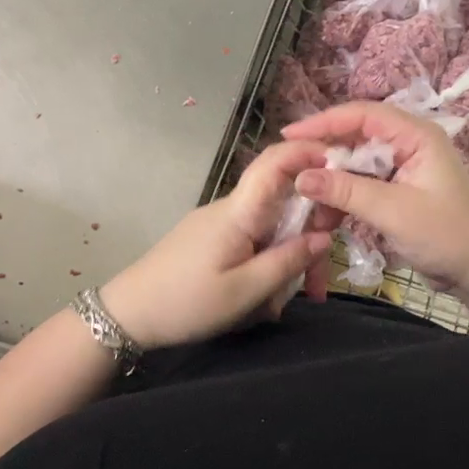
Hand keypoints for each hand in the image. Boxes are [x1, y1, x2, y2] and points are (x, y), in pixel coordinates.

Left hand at [99, 140, 335, 348]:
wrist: (127, 315)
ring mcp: (221, 223)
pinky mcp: (213, 240)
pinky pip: (254, 242)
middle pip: (285, 204)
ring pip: (272, 229)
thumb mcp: (245, 291)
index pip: (275, 162)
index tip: (342, 166)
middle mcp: (232, 208)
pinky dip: (268, 266)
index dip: (309, 152)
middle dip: (310, 238)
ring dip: (288, 261)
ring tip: (283, 306)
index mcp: (239, 212)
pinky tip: (264, 301)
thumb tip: (325, 237)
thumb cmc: (185, 303)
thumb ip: (288, 262)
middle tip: (319, 285)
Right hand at [282, 102, 468, 290]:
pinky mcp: (399, 190)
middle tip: (291, 165)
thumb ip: (346, 191)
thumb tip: (301, 177)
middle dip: (325, 151)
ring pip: (357, 162)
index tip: (290, 133)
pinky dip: (345, 195)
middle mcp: (410, 144)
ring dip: (333, 178)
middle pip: (357, 136)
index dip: (325, 121)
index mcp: (417, 136)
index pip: (363, 115)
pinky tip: (325, 212)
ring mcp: (405, 167)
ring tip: (304, 193)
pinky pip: (363, 183)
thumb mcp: (393, 211)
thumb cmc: (445, 235)